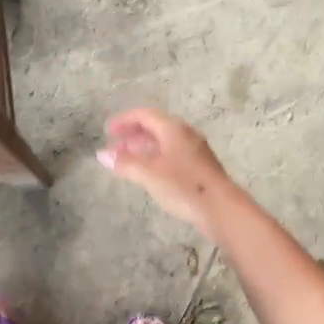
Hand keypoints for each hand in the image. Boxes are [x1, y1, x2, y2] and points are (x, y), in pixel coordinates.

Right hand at [96, 109, 239, 236]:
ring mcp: (195, 150)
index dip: (125, 120)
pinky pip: (173, 154)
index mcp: (173, 129)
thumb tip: (102, 155)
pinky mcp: (200, 167)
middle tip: (115, 149)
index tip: (108, 131)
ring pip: (165, 142)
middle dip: (133, 136)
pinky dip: (156, 158)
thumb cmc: (184, 187)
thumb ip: (125, 163)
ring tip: (128, 162)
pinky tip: (150, 174)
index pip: (145, 115)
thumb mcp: (149, 174)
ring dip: (144, 148)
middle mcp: (186, 134)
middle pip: (156, 127)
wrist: (221, 208)